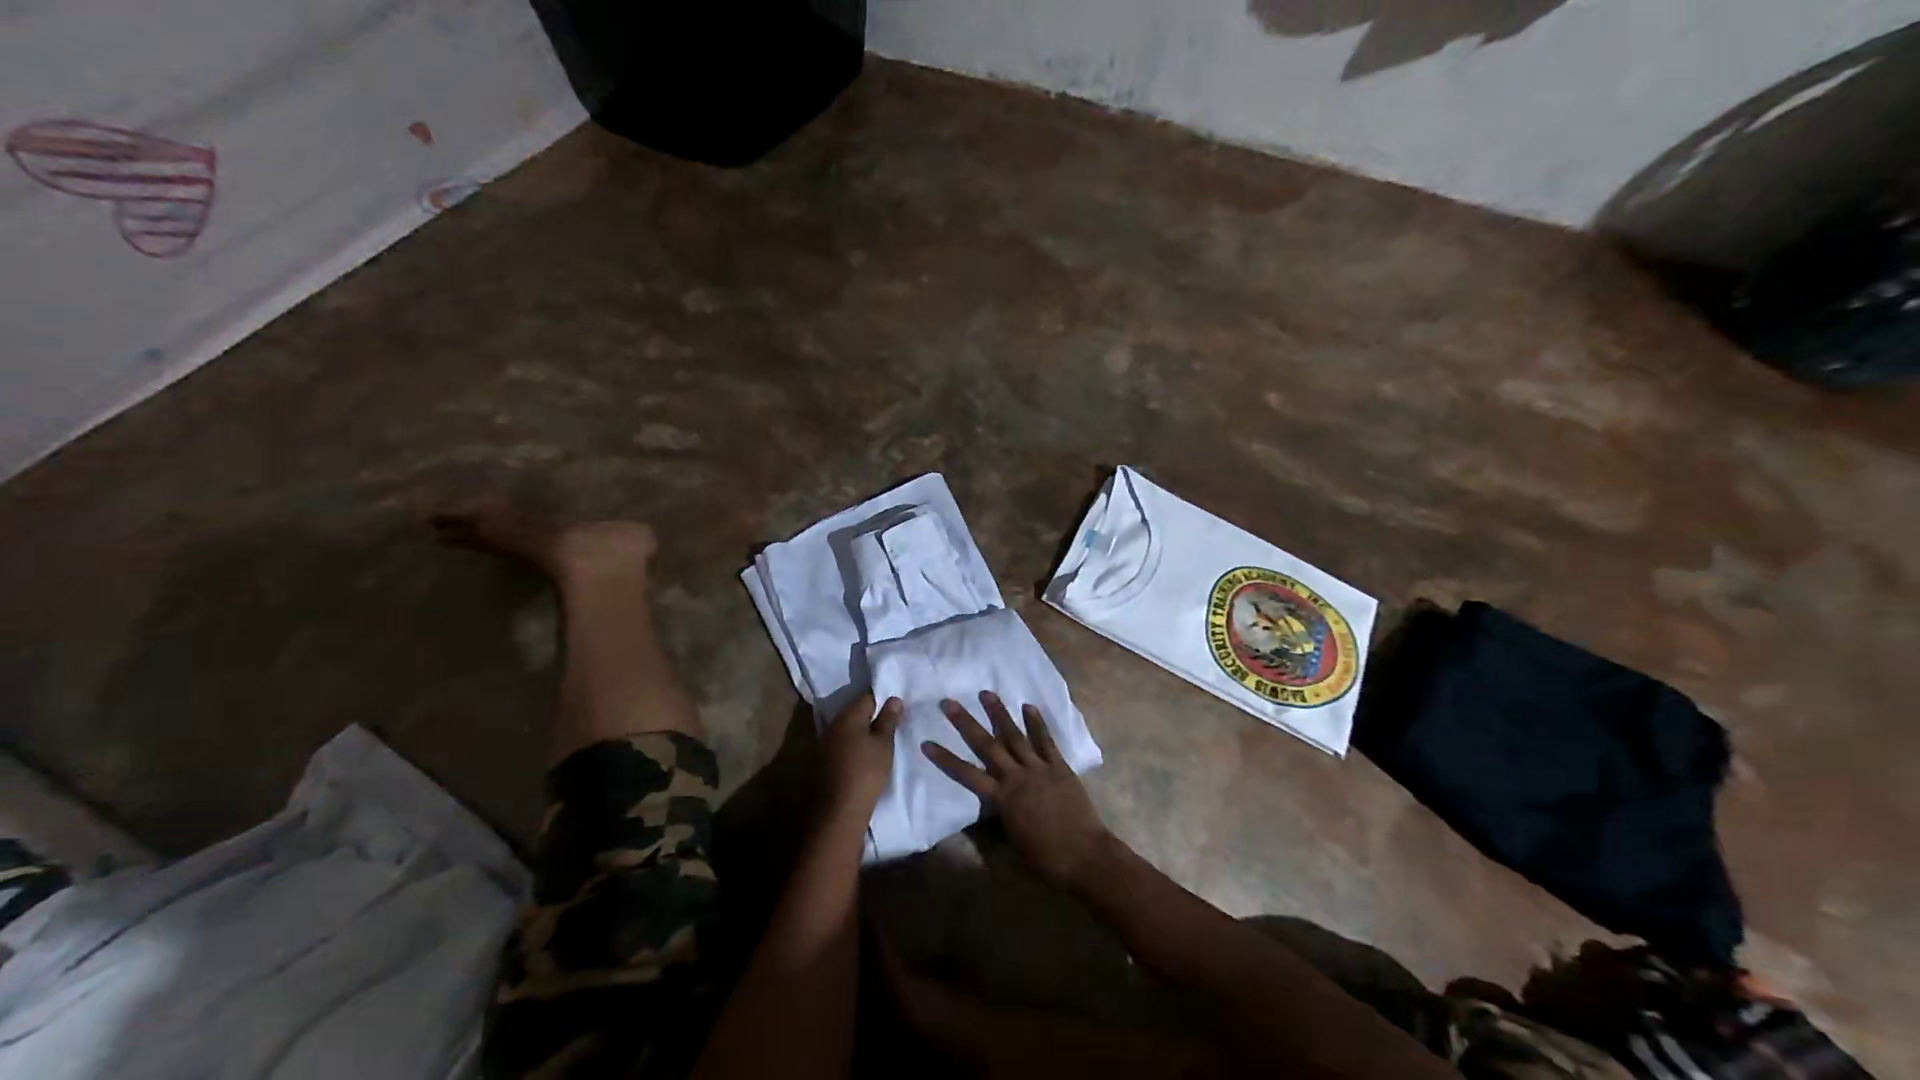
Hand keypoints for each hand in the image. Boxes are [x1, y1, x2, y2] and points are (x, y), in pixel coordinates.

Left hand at [822, 692, 902, 815]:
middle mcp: (832, 725)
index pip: (867, 697)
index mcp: (847, 716)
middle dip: (873, 715)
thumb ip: (888, 720)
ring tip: (881, 740)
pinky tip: (865, 754)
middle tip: (892, 723)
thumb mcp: (884, 744)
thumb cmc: (866, 772)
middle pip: (855, 712)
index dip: (884, 699)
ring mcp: (825, 743)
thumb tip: (893, 698)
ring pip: (848, 729)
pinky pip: (842, 743)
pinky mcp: (823, 760)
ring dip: (863, 731)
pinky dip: (854, 744)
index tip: (897, 708)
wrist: (839, 810)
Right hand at [923, 692, 1113, 888]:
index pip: (966, 774)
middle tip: (950, 702)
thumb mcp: (1011, 848)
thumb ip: (995, 826)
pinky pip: (1046, 741)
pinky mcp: (1060, 768)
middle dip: (966, 723)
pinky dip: (1037, 723)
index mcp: (1002, 800)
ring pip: (1015, 735)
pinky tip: (1029, 706)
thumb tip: (982, 814)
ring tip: (986, 693)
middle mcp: (1017, 777)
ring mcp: (1040, 769)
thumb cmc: (1046, 860)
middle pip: (987, 745)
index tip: (927, 742)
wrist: (1086, 857)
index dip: (945, 759)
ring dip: (1000, 713)